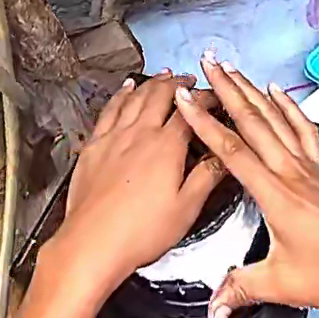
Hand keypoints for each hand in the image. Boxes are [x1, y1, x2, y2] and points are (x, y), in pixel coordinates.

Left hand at [39, 72, 227, 301]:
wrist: (93, 242)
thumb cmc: (141, 232)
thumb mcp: (186, 209)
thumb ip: (207, 176)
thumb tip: (225, 155)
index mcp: (166, 146)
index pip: (190, 112)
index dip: (204, 99)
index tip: (215, 96)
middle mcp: (140, 132)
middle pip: (161, 95)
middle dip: (178, 83)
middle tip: (189, 78)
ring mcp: (114, 136)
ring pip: (135, 97)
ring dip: (152, 83)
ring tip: (164, 75)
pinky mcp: (94, 144)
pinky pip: (110, 109)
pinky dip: (121, 94)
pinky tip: (125, 88)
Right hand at [177, 55, 318, 317]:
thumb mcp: (285, 285)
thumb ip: (242, 289)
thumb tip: (212, 306)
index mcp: (277, 193)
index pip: (232, 148)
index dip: (204, 121)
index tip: (186, 99)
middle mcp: (292, 171)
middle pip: (253, 119)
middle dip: (226, 87)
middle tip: (208, 62)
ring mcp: (309, 167)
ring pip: (274, 117)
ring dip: (251, 89)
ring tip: (232, 68)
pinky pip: (301, 127)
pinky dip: (287, 105)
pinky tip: (277, 92)